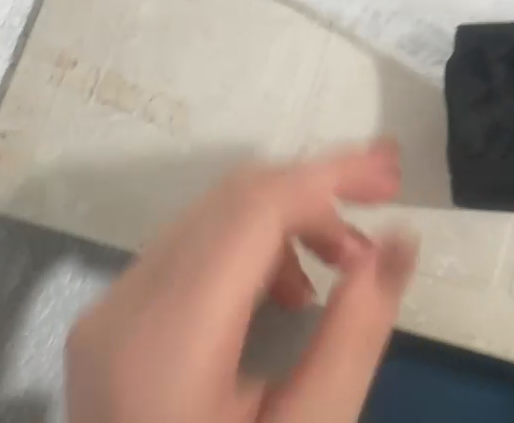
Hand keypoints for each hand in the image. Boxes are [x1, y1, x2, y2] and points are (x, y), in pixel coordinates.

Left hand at [66, 142, 417, 422]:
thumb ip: (356, 332)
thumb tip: (401, 236)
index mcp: (167, 337)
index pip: (257, 207)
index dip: (333, 175)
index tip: (396, 176)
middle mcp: (126, 305)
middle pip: (235, 198)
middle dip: (320, 184)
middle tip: (387, 193)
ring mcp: (112, 313)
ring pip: (217, 213)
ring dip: (294, 213)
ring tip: (349, 258)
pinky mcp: (115, 325)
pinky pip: (197, 244)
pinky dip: (258, 241)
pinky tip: (295, 286)